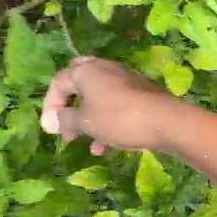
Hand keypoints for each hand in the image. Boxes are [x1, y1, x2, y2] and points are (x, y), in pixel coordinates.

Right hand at [40, 57, 186, 154]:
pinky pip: (115, 107)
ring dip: (88, 119)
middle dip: (70, 106)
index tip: (51, 128)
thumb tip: (49, 121)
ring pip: (98, 98)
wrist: (167, 122)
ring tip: (83, 142)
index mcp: (86, 70)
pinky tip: (105, 147)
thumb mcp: (86, 122)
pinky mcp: (139, 94)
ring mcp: (124, 80)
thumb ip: (65, 119)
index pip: (58, 82)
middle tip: (66, 125)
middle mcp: (104, 69)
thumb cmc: (118, 118)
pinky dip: (106, 123)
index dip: (50, 105)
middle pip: (79, 83)